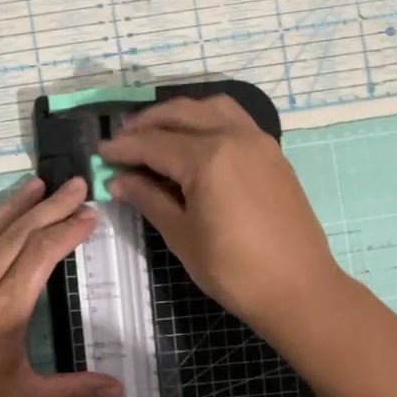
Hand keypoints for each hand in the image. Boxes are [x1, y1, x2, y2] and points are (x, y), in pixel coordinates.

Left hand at [0, 176, 122, 396]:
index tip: (89, 215)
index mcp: (8, 307)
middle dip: (52, 207)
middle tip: (75, 186)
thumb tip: (119, 391)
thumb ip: (73, 389)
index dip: (69, 230)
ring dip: (12, 205)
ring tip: (35, 184)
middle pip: (20, 234)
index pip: (45, 254)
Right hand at [100, 96, 344, 330]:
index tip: (99, 154)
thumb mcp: (182, 236)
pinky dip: (206, 122)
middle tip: (121, 142)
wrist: (296, 287)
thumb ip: (150, 200)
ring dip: (179, 116)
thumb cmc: (233, 270)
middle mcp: (234, 137)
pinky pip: (233, 121)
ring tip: (156, 136)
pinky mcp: (272, 154)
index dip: (123, 149)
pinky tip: (192, 145)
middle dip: (147, 125)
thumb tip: (119, 181)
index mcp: (208, 158)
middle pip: (181, 114)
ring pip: (211, 109)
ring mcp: (258, 142)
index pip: (154, 144)